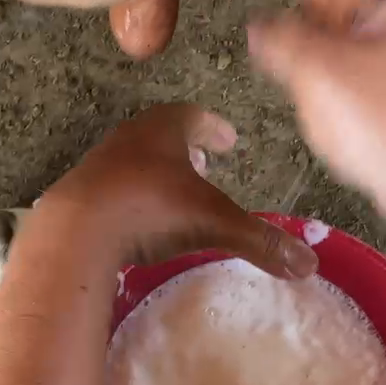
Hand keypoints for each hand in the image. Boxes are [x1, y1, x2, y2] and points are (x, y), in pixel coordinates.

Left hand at [39, 104, 318, 278]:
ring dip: (153, 174)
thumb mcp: (214, 223)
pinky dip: (127, 200)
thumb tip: (310, 266)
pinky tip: (133, 224)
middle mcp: (129, 138)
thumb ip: (260, 241)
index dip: (214, 129)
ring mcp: (98, 165)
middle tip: (202, 165)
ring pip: (132, 161)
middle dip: (184, 149)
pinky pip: (109, 192)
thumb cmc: (150, 210)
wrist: (75, 230)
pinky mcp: (77, 196)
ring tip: (170, 196)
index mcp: (165, 129)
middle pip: (161, 136)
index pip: (196, 118)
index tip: (228, 140)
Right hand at [249, 0, 385, 220]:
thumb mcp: (317, 72)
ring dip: (351, 57)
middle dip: (336, 25)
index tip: (297, 14)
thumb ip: (279, 37)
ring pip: (382, 32)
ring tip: (333, 91)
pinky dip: (374, 81)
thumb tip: (260, 26)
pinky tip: (359, 110)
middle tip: (312, 60)